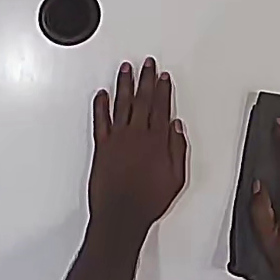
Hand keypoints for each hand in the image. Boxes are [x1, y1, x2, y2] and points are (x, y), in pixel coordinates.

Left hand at [87, 58, 188, 243]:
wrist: (121, 215)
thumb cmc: (148, 200)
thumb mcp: (176, 178)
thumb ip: (178, 150)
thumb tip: (176, 128)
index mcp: (157, 141)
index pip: (162, 107)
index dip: (163, 90)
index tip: (163, 77)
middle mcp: (137, 134)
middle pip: (143, 99)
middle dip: (146, 79)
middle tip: (147, 64)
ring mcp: (118, 138)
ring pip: (122, 103)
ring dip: (124, 84)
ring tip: (125, 69)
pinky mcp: (102, 146)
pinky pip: (101, 120)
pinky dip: (101, 106)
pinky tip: (101, 94)